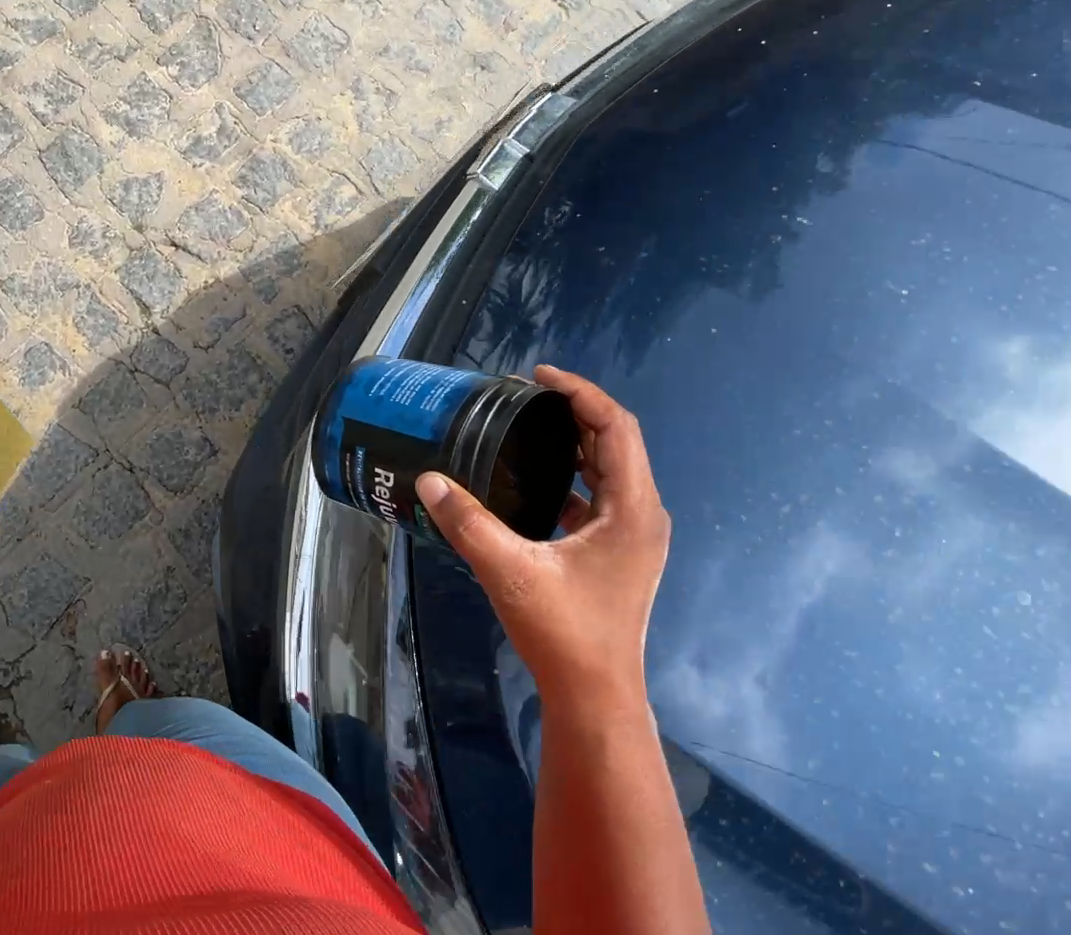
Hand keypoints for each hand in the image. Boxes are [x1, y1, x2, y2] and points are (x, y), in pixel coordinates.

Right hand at [416, 365, 669, 711]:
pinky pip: (599, 499)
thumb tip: (428, 479)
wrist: (595, 694)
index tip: (537, 376)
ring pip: (609, 472)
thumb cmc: (564, 631)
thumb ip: (467, 522)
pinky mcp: (616, 555)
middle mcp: (642, 517)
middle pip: (616, 444)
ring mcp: (632, 538)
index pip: (617, 429)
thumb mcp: (509, 570)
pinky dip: (570, 477)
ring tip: (526, 428)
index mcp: (632, 511)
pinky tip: (531, 483)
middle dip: (574, 413)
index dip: (581, 394)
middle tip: (524, 397)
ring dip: (574, 444)